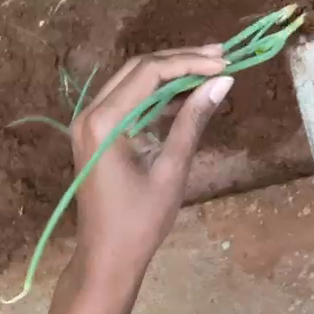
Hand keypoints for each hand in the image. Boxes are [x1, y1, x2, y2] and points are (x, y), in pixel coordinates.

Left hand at [69, 46, 231, 281]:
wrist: (106, 258)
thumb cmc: (139, 222)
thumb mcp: (172, 170)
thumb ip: (193, 120)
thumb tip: (222, 82)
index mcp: (105, 122)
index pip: (149, 72)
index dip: (189, 63)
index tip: (225, 62)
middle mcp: (90, 113)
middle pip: (138, 68)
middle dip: (180, 60)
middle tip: (222, 56)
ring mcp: (89, 121)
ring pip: (132, 79)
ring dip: (170, 72)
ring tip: (210, 66)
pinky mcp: (96, 131)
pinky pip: (128, 98)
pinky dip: (157, 92)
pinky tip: (187, 90)